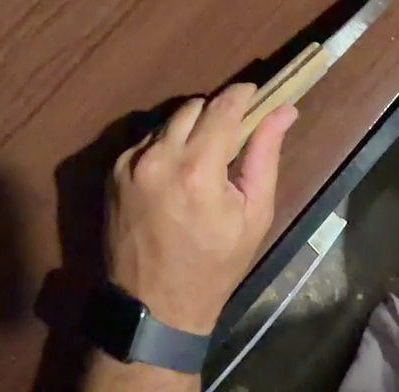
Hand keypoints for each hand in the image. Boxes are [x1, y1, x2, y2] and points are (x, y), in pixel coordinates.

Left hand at [106, 83, 297, 334]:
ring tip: (202, 158)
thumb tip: (284, 110)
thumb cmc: (214, 264)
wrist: (154, 305)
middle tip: (230, 134)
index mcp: (197, 170)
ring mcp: (130, 162)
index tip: (254, 92)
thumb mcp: (253, 215)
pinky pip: (147, 140)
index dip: (241, 94)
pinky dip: (165, 146)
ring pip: (168, 121)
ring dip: (188, 129)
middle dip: (215, 113)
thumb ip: (265, 155)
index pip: (222, 108)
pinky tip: (175, 172)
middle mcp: (159, 157)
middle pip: (193, 107)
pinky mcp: (114, 170)